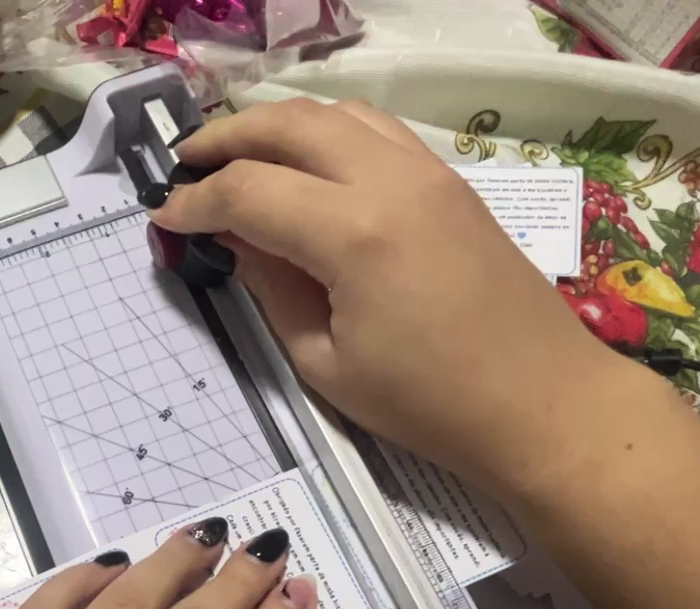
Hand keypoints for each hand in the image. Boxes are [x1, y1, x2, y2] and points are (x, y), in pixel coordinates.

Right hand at [150, 98, 650, 498]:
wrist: (537, 401)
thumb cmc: (424, 402)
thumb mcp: (323, 363)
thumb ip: (273, 290)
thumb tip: (238, 244)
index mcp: (352, 234)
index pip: (249, 192)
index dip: (195, 202)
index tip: (162, 217)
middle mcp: (389, 180)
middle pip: (289, 124)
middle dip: (225, 137)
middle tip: (184, 162)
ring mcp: (427, 172)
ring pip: (335, 114)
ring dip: (277, 125)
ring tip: (238, 155)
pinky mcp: (449, 182)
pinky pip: (374, 131)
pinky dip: (325, 133)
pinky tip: (306, 166)